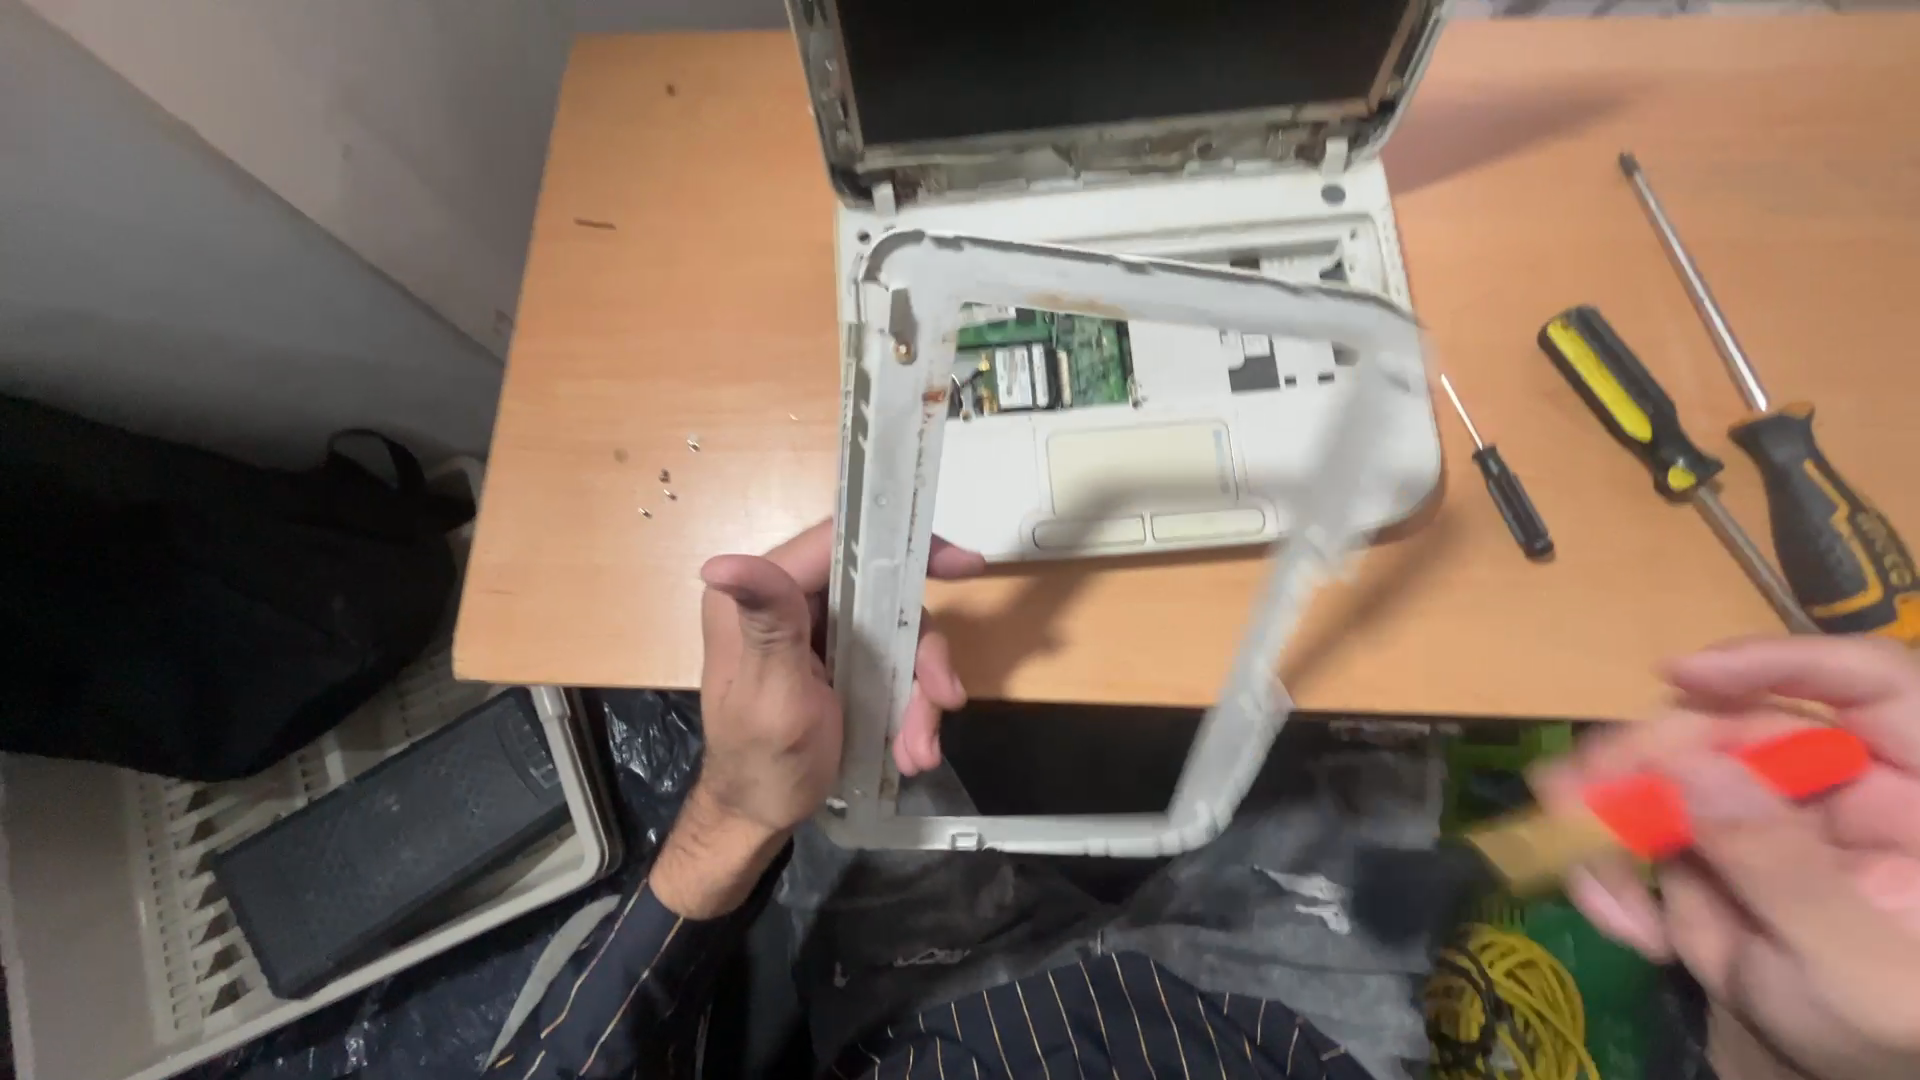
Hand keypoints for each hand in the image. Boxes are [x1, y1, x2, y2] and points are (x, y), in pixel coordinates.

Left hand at [651, 520, 983, 916]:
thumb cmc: (763, 764)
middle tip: (944, 698)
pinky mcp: (841, 657)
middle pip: (884, 595)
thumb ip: (768, 625)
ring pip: (898, 633)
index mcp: (761, 594)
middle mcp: (790, 600)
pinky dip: (911, 705)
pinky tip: (911, 748)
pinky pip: (896, 663)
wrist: (763, 817)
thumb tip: (718, 562)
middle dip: (920, 652)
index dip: (903, 546)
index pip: (841, 543)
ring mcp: (819, 629)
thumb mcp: (773, 697)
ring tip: (919, 747)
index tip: (964, 567)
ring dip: (919, 692)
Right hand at [1537, 637, 1919, 1079]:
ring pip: (1647, 766)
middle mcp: (1829, 783)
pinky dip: (1597, 861)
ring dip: (1601, 819)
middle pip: (1720, 725)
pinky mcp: (1684, 829)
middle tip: (1579, 804)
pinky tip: (1618, 918)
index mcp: (1916, 802)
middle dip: (1640, 763)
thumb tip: (1695, 770)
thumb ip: (1786, 872)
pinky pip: (1617, 816)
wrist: (1833, 1076)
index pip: (1874, 689)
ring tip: (1594, 886)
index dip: (1783, 661)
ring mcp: (1747, 803)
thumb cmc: (1896, 1038)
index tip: (1680, 675)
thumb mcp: (1860, 975)